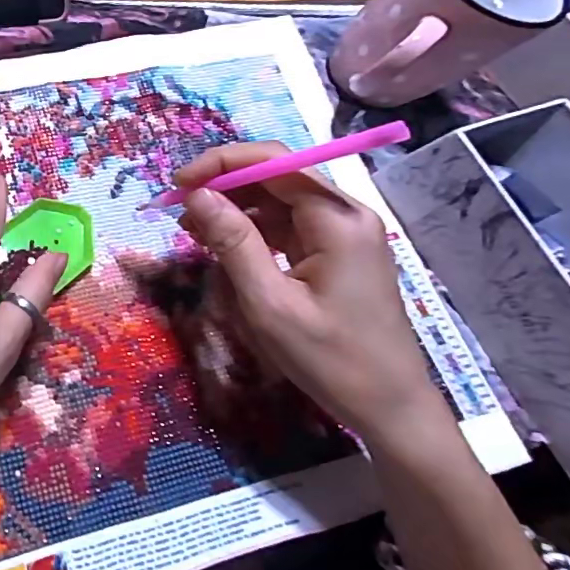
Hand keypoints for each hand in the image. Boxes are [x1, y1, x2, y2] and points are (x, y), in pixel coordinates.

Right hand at [173, 142, 442, 441]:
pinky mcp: (337, 250)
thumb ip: (232, 243)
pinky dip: (252, 228)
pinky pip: (288, 223)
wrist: (390, 408)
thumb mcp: (269, 304)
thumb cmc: (331, 360)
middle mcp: (346, 213)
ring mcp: (344, 231)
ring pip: (279, 198)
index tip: (179, 185)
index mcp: (337, 219)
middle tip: (180, 208)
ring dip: (235, 206)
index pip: (274, 161)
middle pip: (277, 174)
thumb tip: (196, 194)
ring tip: (193, 229)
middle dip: (224, 184)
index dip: (221, 164)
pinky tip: (223, 243)